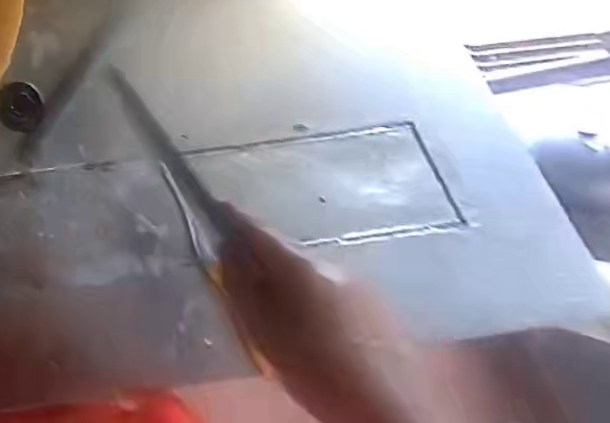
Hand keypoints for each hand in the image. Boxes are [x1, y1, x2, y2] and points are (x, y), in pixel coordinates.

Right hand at [216, 207, 441, 422]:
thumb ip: (239, 284)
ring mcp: (358, 282)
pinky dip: (317, 297)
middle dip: (263, 258)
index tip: (216, 207)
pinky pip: (333, 289)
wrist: (394, 415)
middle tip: (246, 278)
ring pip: (310, 271)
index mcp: (296, 264)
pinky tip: (319, 326)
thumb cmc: (318, 373)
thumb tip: (228, 248)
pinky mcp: (379, 306)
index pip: (255, 227)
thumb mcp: (263, 331)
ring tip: (285, 311)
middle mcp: (328, 262)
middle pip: (283, 251)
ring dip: (292, 280)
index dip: (231, 216)